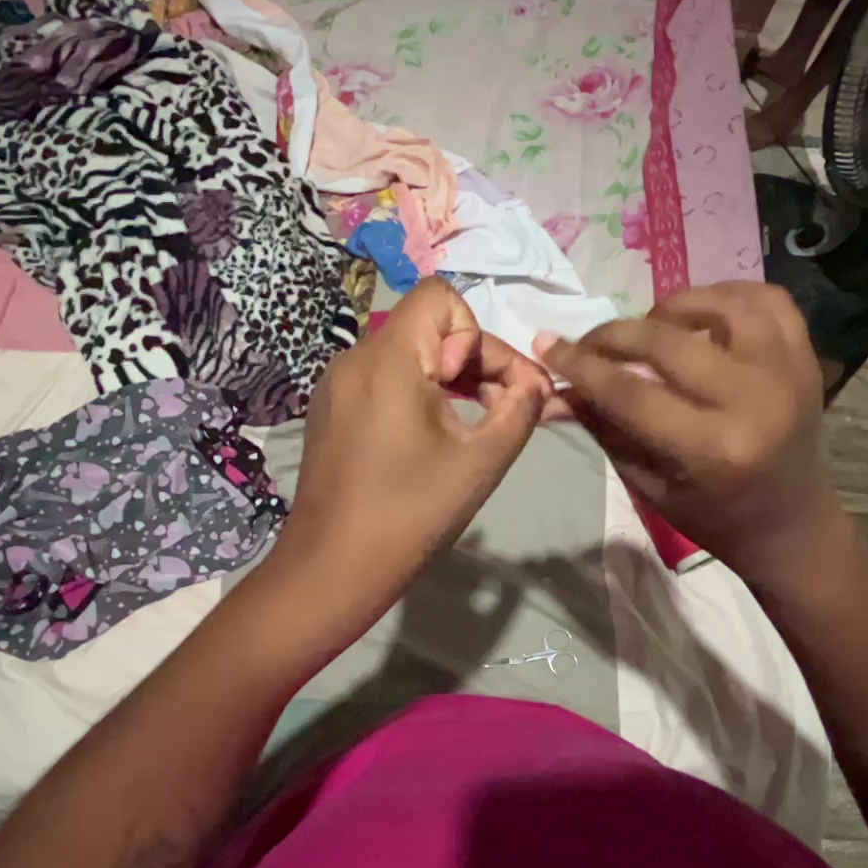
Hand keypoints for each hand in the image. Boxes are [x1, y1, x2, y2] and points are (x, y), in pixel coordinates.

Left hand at [274, 278, 551, 610]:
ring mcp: (337, 384)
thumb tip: (536, 383)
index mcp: (387, 358)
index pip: (441, 297)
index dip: (477, 335)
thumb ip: (520, 409)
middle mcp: (355, 358)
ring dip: (449, 379)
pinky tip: (433, 439)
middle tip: (502, 413)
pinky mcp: (331, 409)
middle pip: (427, 326)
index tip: (488, 391)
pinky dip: (417, 394)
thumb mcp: (481, 460)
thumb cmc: (410, 513)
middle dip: (473, 361)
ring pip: (407, 353)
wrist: (331, 570)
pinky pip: (384, 378)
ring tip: (472, 428)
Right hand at [539, 282, 839, 578]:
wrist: (791, 524)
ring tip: (651, 326)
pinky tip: (702, 314)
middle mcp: (754, 402)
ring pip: (721, 305)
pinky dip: (728, 296)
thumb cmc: (711, 514)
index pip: (631, 393)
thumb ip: (602, 428)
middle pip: (667, 343)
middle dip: (614, 335)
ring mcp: (788, 372)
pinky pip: (767, 299)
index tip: (547, 346)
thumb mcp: (647, 482)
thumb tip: (552, 391)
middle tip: (590, 342)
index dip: (581, 366)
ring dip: (672, 307)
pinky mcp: (806, 357)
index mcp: (712, 449)